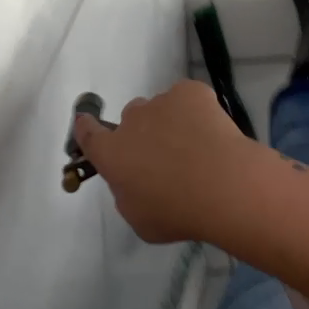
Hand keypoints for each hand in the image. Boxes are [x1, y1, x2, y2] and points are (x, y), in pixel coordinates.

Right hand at [73, 79, 264, 243]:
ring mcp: (162, 101)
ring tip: (195, 148)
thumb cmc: (177, 211)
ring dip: (169, 123)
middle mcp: (132, 120)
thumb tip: (131, 178)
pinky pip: (185, 98)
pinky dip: (193, 110)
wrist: (222, 183)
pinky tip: (209, 133)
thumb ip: (127, 193)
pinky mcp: (190, 90)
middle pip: (131, 119)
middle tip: (164, 157)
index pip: (88, 134)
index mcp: (112, 153)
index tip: (87, 123)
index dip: (86, 128)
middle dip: (142, 133)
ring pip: (160, 108)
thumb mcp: (139, 218)